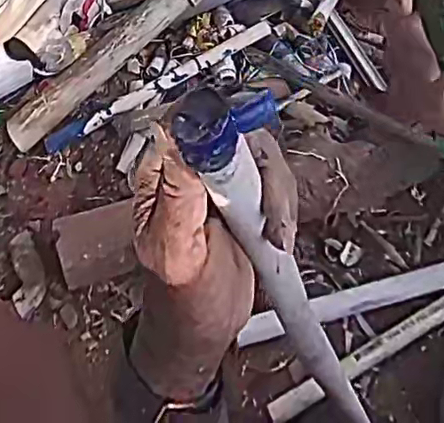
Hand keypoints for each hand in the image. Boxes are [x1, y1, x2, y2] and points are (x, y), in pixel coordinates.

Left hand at [129, 125, 294, 399]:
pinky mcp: (244, 185)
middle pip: (236, 129)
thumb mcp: (174, 251)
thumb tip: (181, 138)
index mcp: (160, 169)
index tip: (248, 158)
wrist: (205, 323)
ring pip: (261, 150)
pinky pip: (274, 175)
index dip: (224, 129)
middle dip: (262, 174)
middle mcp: (188, 161)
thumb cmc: (180, 295)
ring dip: (276, 195)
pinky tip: (274, 234)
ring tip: (271, 234)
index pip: (191, 120)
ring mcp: (218, 171)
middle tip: (267, 217)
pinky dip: (283, 205)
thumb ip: (178, 195)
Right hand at [376, 0, 443, 166]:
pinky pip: (407, 102)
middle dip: (419, 59)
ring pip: (401, 69)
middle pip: (398, 28)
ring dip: (433, 96)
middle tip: (441, 73)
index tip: (412, 21)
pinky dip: (436, 117)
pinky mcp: (428, 97)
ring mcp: (433, 63)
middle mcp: (442, 30)